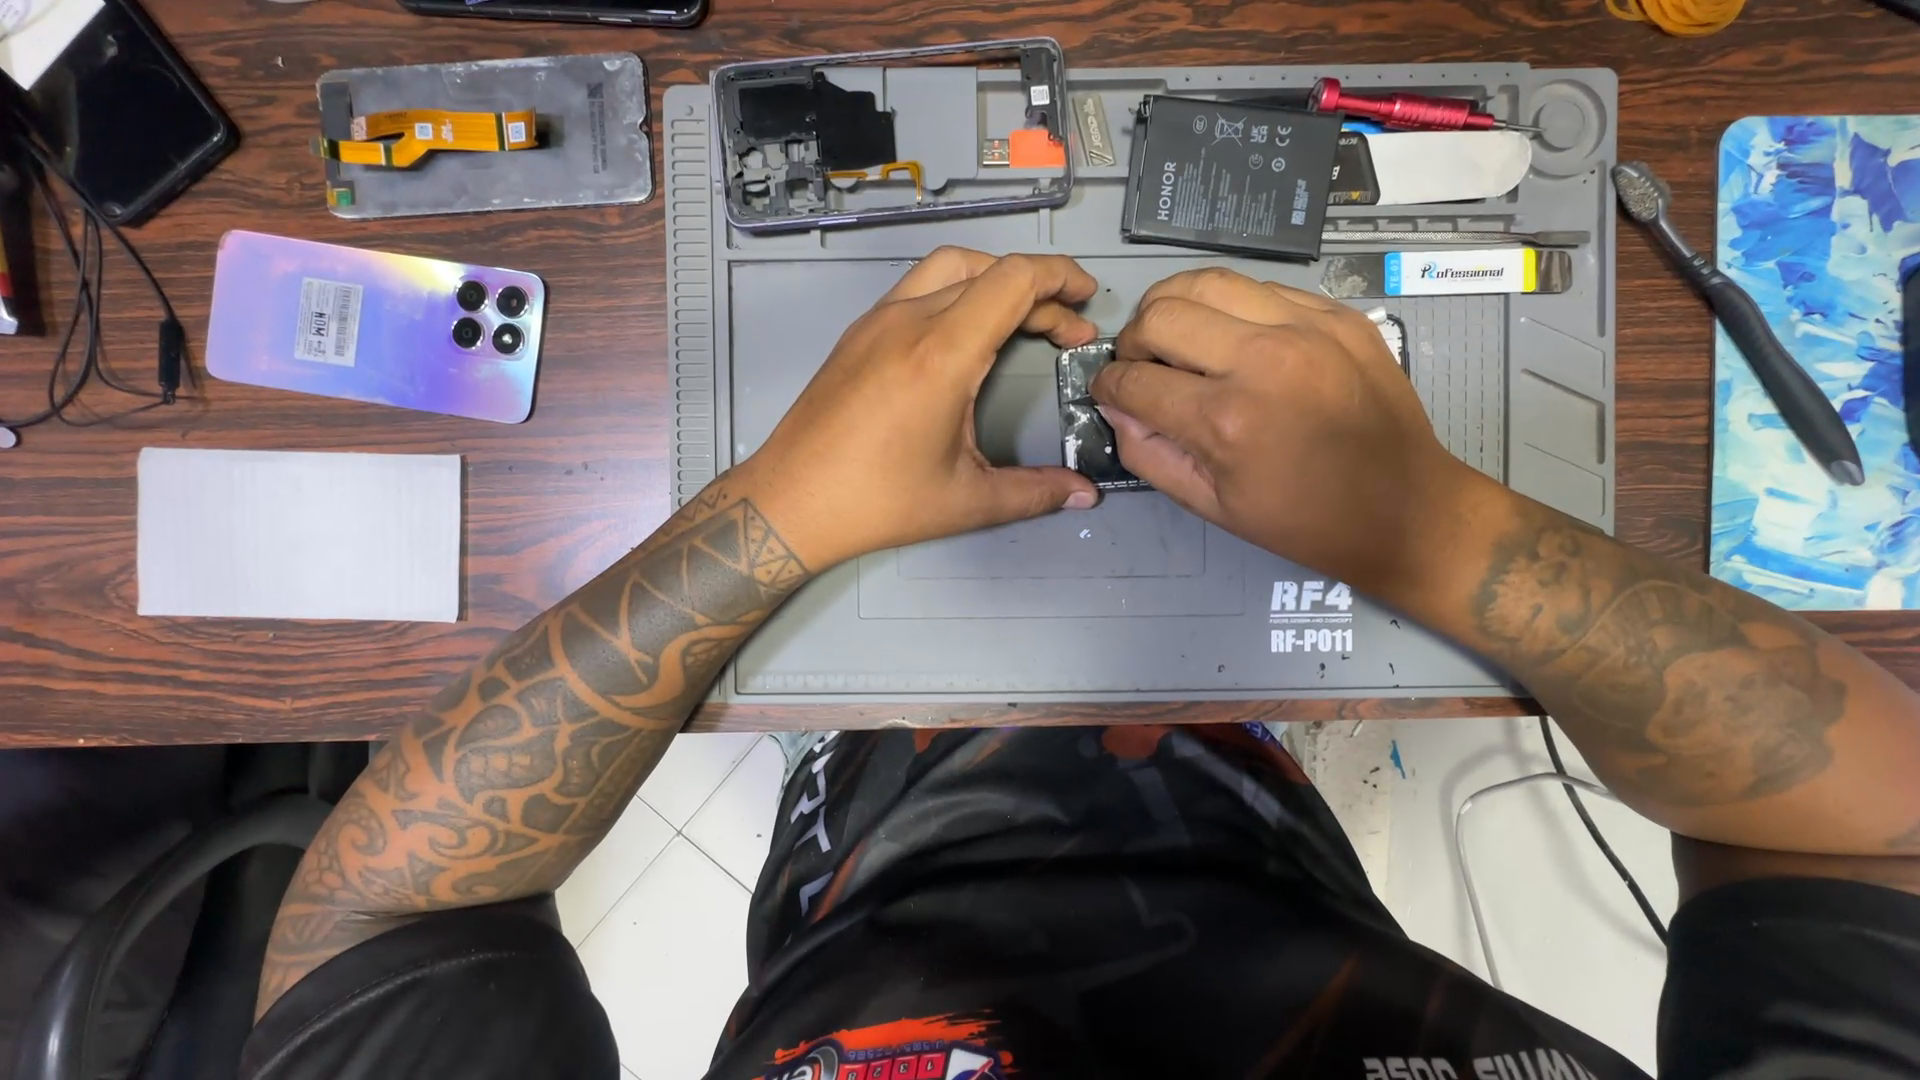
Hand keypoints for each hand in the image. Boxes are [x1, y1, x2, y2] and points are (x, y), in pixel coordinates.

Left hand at [737, 247, 1101, 566]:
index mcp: (941, 354)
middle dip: (1039, 292)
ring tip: (1022, 314)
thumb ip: (1035, 493)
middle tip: (1066, 331)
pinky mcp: (858, 334)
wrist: (790, 501)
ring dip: (993, 280)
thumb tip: (1084, 494)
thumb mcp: (966, 501)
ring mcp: (876, 322)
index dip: (1059, 277)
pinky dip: (957, 291)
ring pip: (948, 267)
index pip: (1013, 280)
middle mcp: (907, 321)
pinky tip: (966, 332)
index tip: (1085, 298)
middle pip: (988, 274)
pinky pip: (917, 286)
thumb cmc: (874, 502)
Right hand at [1090, 268, 1463, 591]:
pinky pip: (1258, 287)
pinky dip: (1227, 307)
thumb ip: (1147, 452)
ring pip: (1206, 282)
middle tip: (1141, 365)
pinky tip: (1231, 337)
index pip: (1133, 381)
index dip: (1107, 386)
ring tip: (1176, 337)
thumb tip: (1116, 406)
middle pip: (1159, 316)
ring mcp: (1304, 328)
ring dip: (1173, 307)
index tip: (1108, 391)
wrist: (1403, 507)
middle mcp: (1260, 360)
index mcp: (1224, 420)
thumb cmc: (1300, 520)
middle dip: (1132, 341)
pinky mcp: (1335, 314)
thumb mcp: (1209, 503)